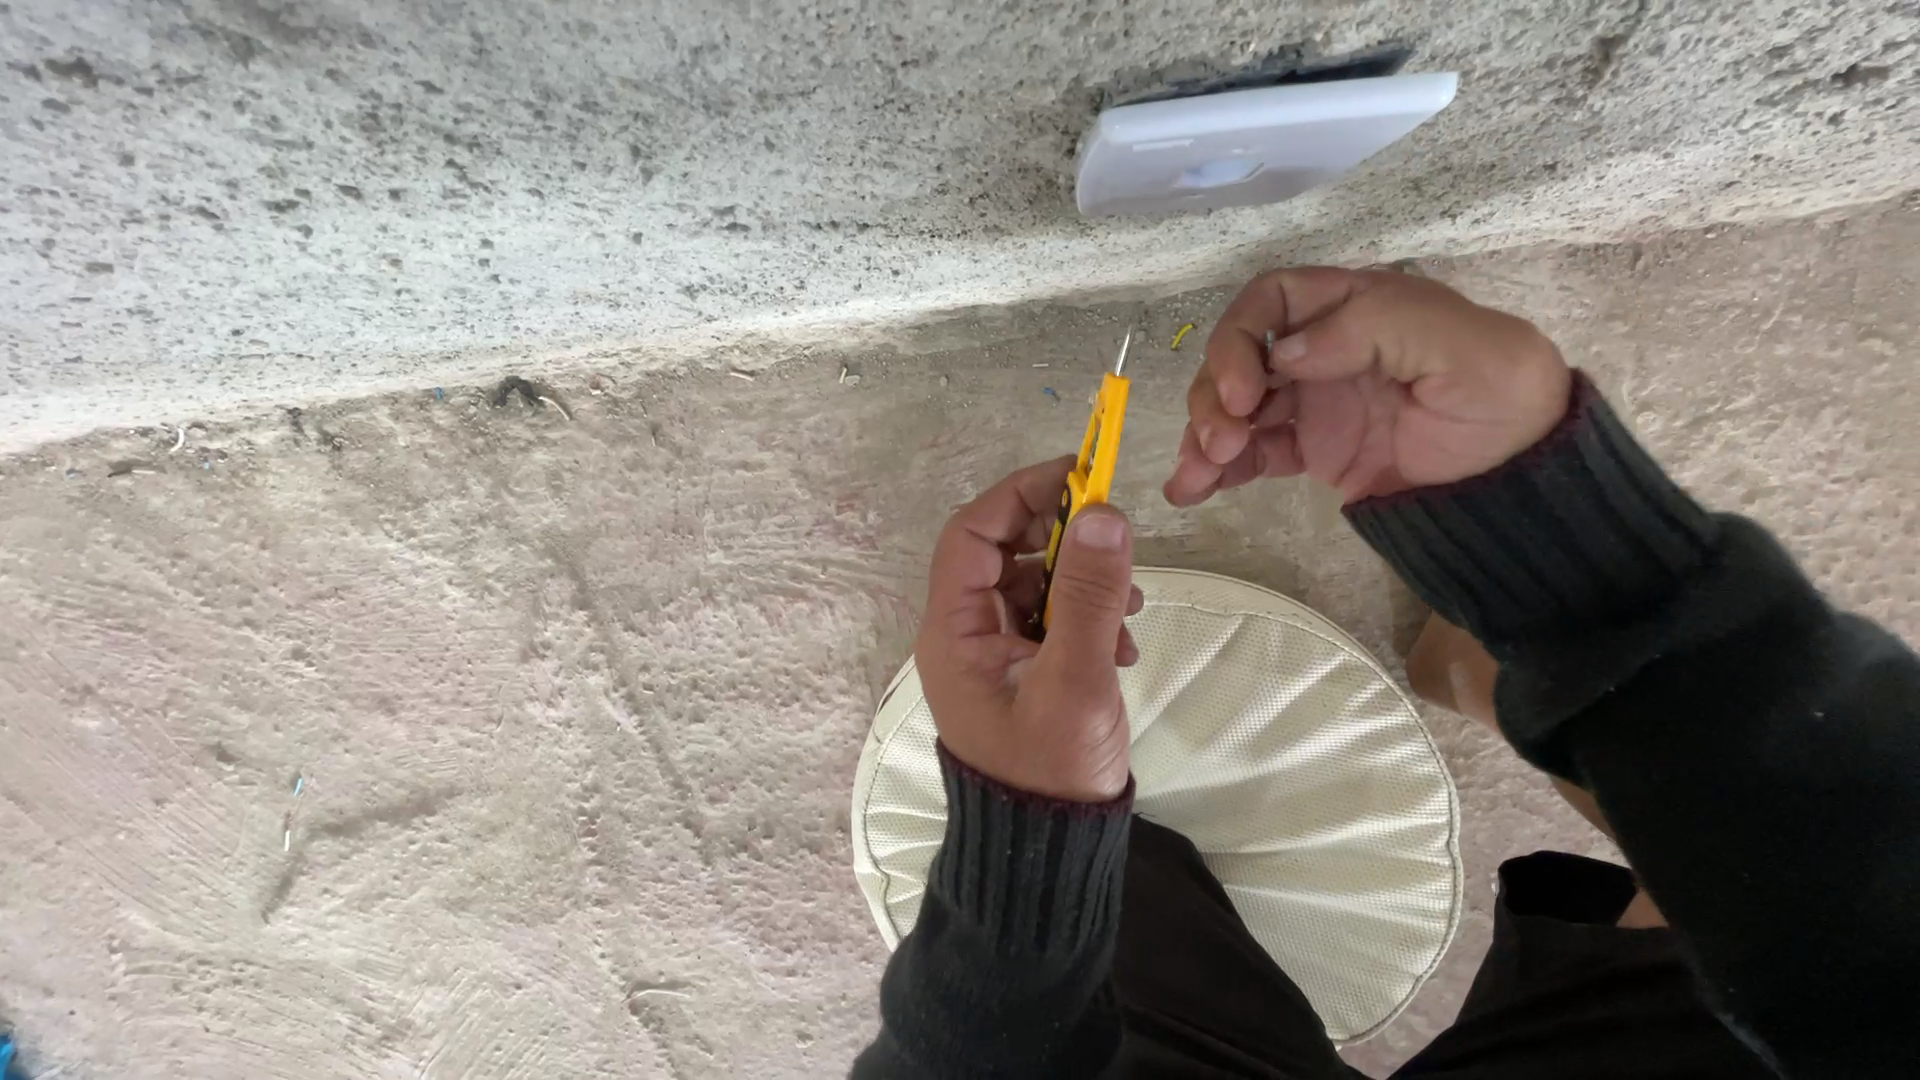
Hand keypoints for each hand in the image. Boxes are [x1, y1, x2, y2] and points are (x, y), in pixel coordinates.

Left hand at [916, 458, 1142, 801]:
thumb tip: (1103, 514)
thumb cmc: (1051, 770)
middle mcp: (965, 631)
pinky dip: (1087, 617)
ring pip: (1034, 584)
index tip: (1079, 475)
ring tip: (1130, 610)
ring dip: (1084, 582)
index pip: (973, 533)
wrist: (1050, 848)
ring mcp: (993, 650)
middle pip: (1005, 553)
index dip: (1020, 495)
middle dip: (1062, 540)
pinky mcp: (1022, 667)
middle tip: (1114, 539)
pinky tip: (1123, 644)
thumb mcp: (1076, 681)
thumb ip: (1089, 597)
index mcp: (955, 629)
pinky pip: (1051, 618)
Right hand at [1164, 267, 1572, 505]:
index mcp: (1355, 309)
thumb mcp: (1464, 349)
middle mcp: (1321, 350)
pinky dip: (1212, 469)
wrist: (1517, 486)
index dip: (1241, 337)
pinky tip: (1188, 490)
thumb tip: (1284, 353)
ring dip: (1203, 432)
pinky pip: (1247, 452)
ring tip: (1198, 473)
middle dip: (1215, 394)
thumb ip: (1377, 328)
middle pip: (1237, 355)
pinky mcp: (1306, 450)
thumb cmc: (1501, 403)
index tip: (1247, 390)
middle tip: (1223, 440)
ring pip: (1231, 405)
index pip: (1272, 299)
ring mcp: (1309, 403)